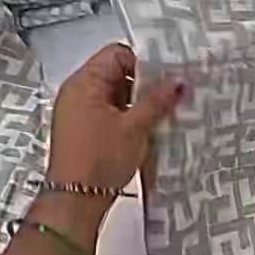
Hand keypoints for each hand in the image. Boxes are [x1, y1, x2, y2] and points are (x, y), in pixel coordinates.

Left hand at [46, 44, 182, 222]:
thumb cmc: (100, 158)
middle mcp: (79, 91)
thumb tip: (178, 82)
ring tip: (166, 113)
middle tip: (173, 95)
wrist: (76, 199)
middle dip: (146, 84)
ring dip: (140, 102)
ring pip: (117, 94)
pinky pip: (112, 112)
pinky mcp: (86, 129)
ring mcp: (81, 111)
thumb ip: (157, 101)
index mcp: (85, 82)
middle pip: (118, 73)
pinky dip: (131, 116)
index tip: (168, 77)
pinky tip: (151, 127)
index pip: (118, 54)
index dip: (145, 63)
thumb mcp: (135, 127)